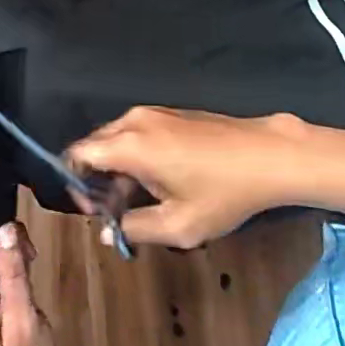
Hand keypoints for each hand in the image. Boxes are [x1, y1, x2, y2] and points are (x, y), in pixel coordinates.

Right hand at [69, 107, 344, 249]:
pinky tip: (158, 180)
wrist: (269, 155)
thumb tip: (107, 232)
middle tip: (113, 210)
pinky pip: (136, 132)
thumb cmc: (223, 192)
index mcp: (129, 144)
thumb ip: (134, 229)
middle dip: (96, 178)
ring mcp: (154, 112)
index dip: (75, 182)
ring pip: (116, 138)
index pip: (78, 154)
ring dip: (116, 168)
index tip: (92, 208)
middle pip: (95, 145)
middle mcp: (134, 121)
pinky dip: (134, 154)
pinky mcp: (171, 113)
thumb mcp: (178, 225)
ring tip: (138, 200)